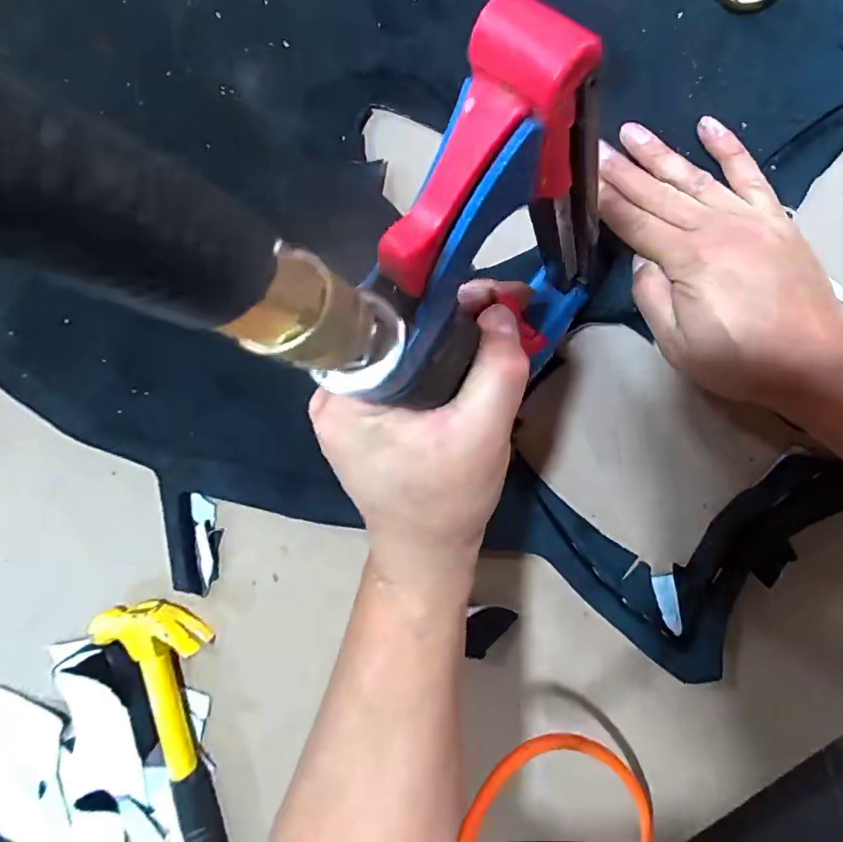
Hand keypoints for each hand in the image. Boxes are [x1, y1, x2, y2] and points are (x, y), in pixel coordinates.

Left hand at [309, 281, 530, 579]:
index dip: (442, 294)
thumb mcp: (483, 432)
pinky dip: (445, 352)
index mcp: (345, 393)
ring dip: (455, 328)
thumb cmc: (448, 500)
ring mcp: (350, 399)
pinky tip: (478, 346)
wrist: (428, 552)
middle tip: (506, 302)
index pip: (389, 318)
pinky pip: (409, 364)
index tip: (488, 290)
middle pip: (401, 326)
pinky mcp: (369, 409)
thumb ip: (498, 367)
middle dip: (457, 309)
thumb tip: (500, 308)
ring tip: (499, 318)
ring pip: (408, 342)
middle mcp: (336, 388)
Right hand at [598, 116, 842, 413]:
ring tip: (632, 131)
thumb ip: (650, 297)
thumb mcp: (677, 344)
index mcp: (686, 258)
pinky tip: (707, 125)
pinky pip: (749, 174)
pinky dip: (729, 147)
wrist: (815, 359)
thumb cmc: (740, 359)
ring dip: (660, 152)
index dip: (604, 198)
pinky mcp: (774, 218)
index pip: (633, 221)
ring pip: (694, 177)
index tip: (582, 173)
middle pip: (656, 193)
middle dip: (621, 168)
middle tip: (594, 144)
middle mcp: (712, 226)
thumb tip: (641, 259)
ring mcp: (746, 217)